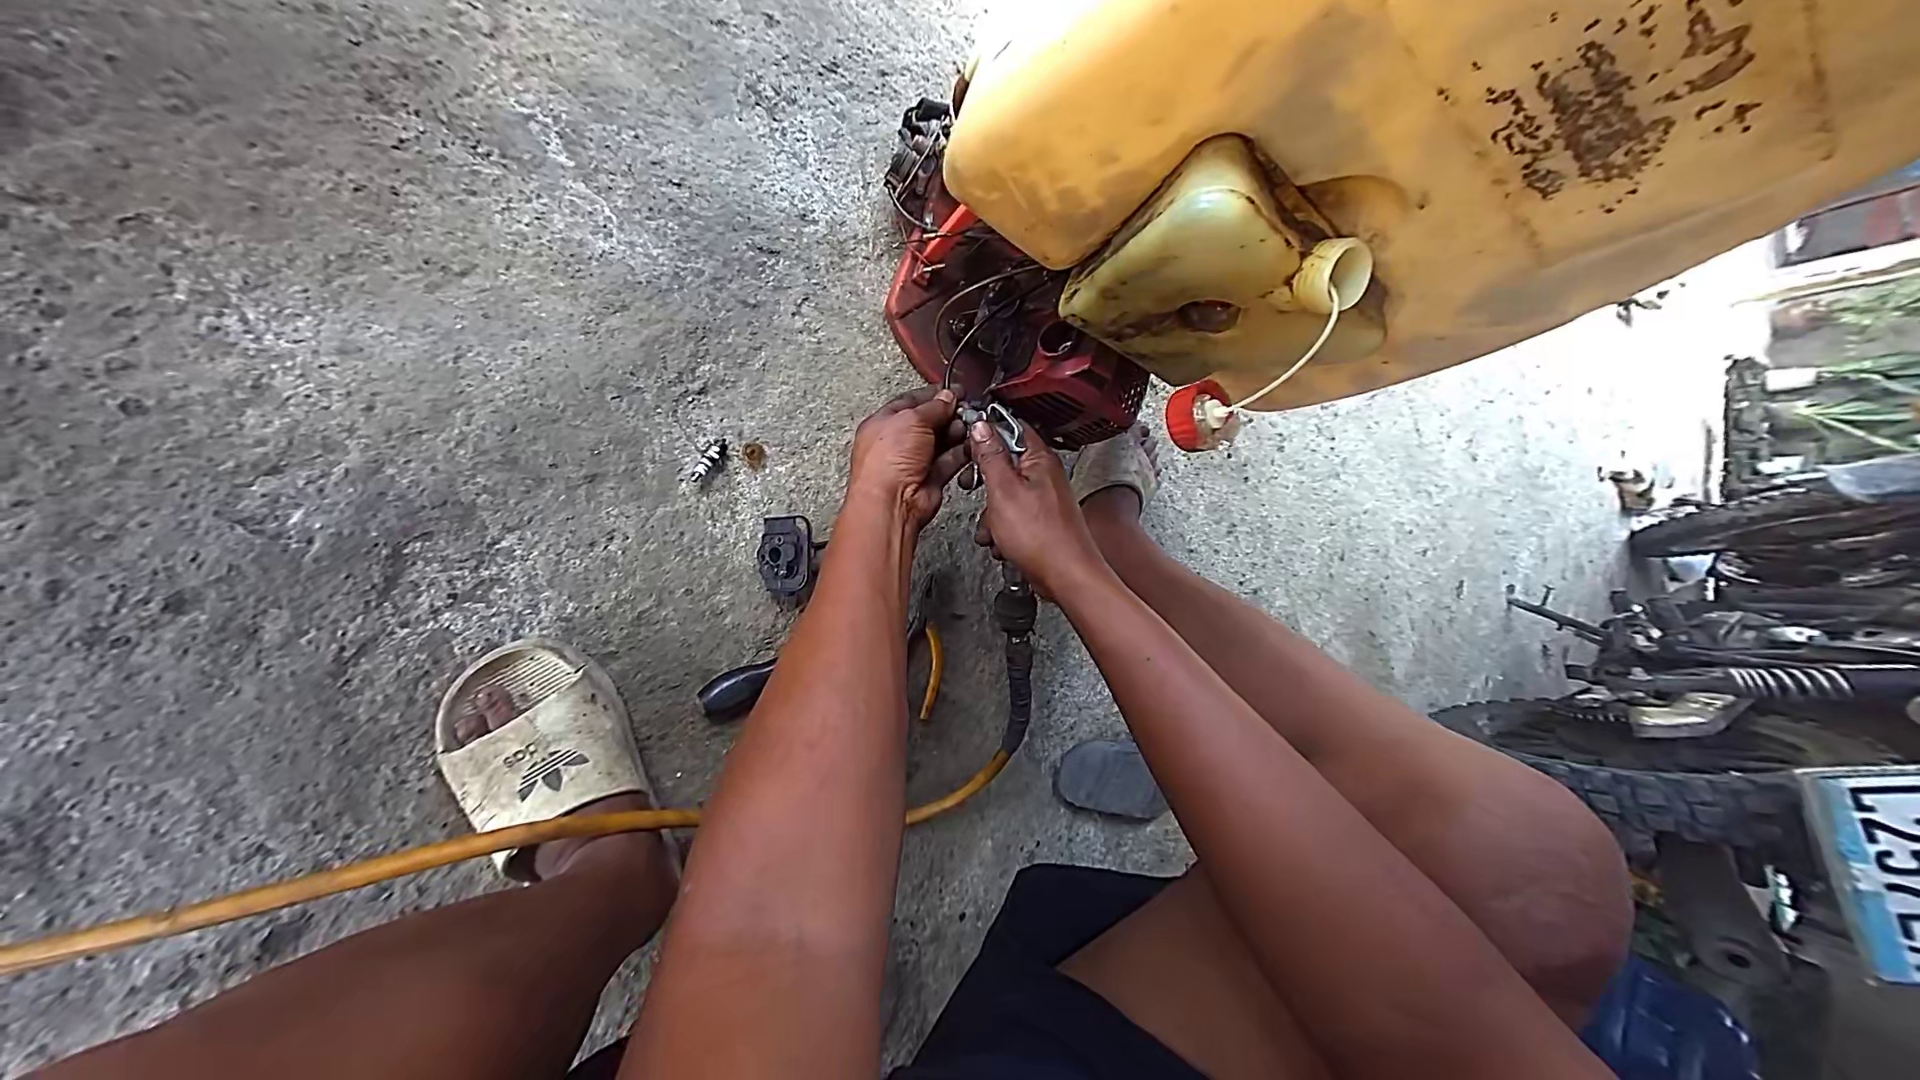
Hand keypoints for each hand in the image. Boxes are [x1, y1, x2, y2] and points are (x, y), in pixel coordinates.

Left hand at [848, 386, 967, 531]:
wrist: (892, 502)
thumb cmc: (886, 463)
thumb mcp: (912, 419)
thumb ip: (933, 406)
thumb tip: (946, 398)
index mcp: (883, 423)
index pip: (911, 402)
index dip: (933, 395)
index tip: (953, 391)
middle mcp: (897, 443)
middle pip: (928, 422)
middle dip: (948, 414)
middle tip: (965, 408)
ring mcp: (913, 462)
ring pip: (940, 442)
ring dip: (956, 432)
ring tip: (969, 425)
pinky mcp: (929, 479)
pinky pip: (949, 461)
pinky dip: (961, 453)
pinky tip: (970, 444)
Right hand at [968, 419, 1108, 597]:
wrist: (1065, 577)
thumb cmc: (1042, 538)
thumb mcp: (1003, 490)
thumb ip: (990, 456)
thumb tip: (981, 427)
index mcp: (1039, 458)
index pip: (1010, 426)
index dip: (986, 431)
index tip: (968, 441)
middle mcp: (1044, 475)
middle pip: (1004, 462)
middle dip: (984, 479)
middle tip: (973, 485)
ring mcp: (1043, 499)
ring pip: (1004, 493)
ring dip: (991, 512)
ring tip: (992, 527)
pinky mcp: (1040, 521)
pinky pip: (1012, 516)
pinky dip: (1002, 529)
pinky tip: (1001, 542)